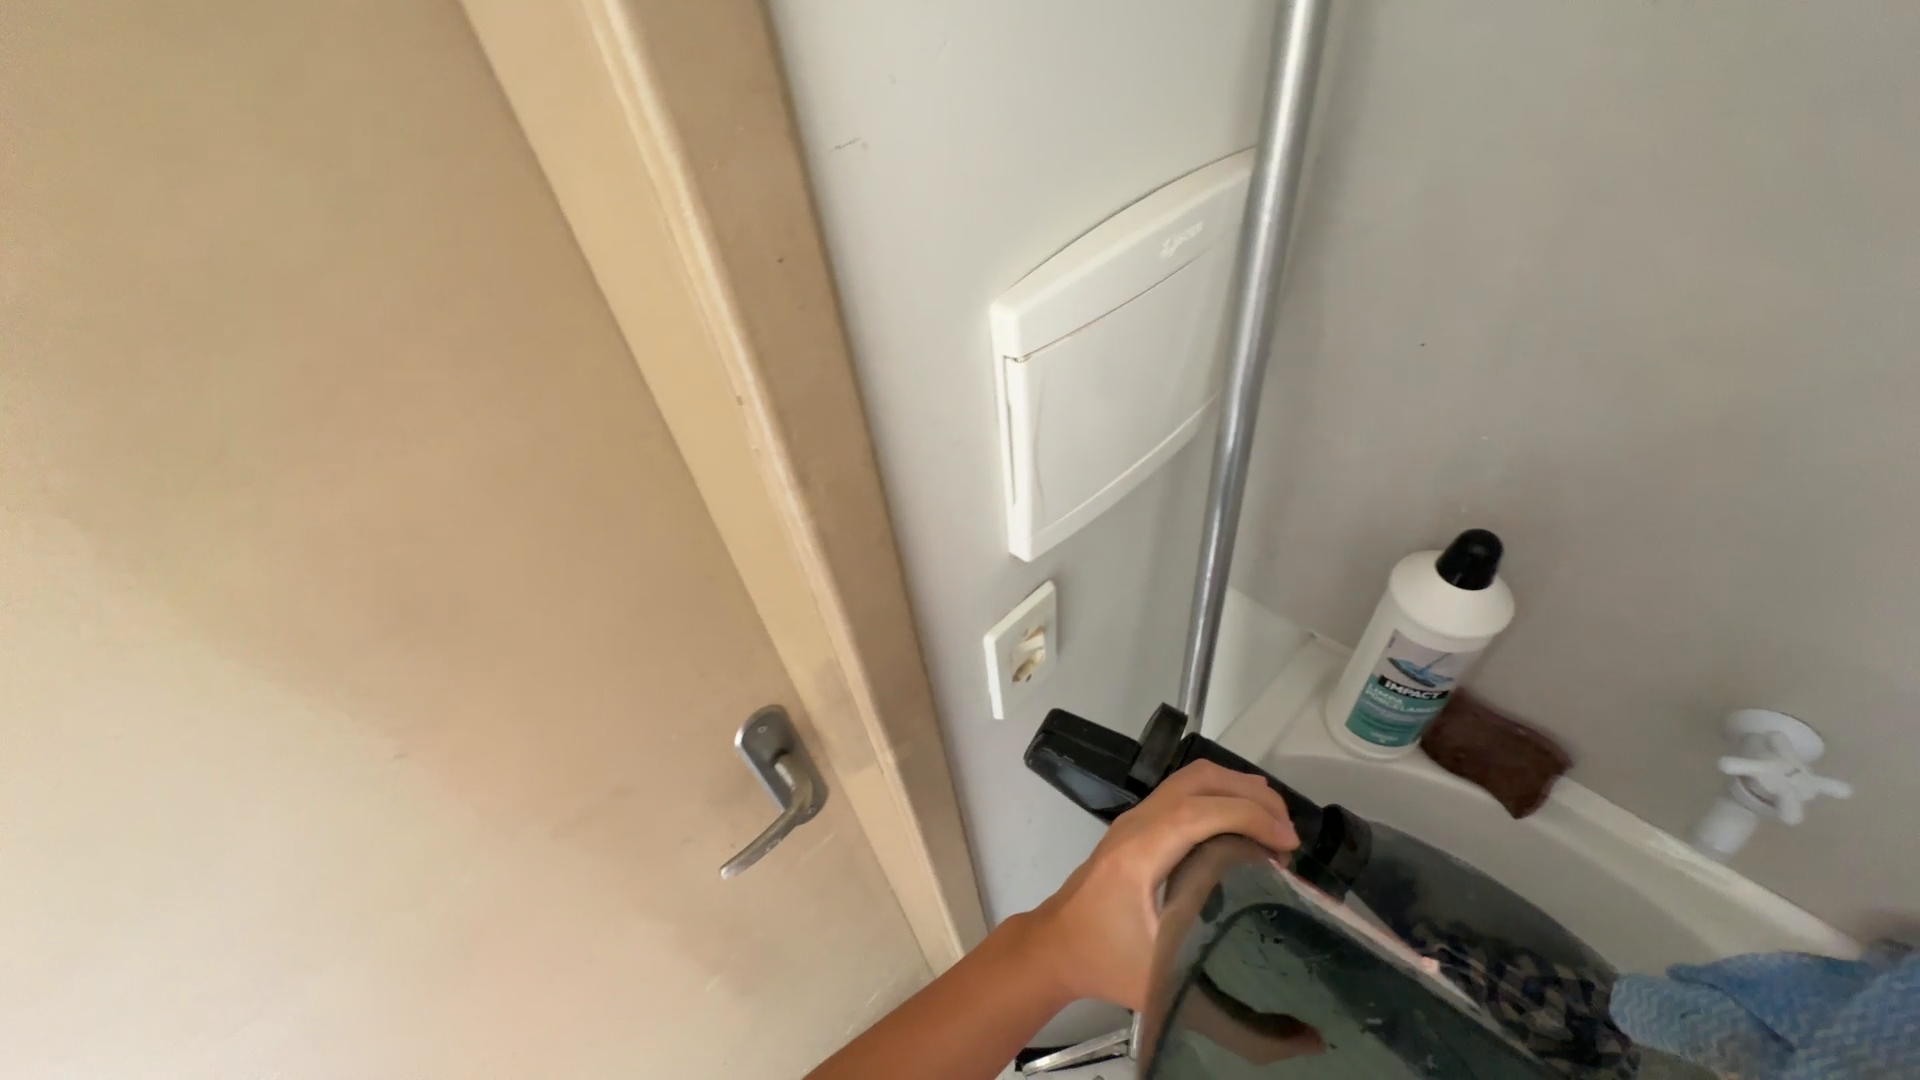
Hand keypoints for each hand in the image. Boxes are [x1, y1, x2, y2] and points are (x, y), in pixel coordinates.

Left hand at [1021, 760, 1298, 1010]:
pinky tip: (1244, 822)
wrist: (1054, 944)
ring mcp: (1135, 818)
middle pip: (1196, 780)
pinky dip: (1220, 794)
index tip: (1289, 842)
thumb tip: (1277, 978)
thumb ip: (1214, 971)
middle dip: (1249, 794)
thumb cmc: (1103, 959)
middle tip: (1289, 832)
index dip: (1249, 816)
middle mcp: (1136, 823)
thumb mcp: (1161, 977)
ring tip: (1275, 823)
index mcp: (1138, 854)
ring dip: (1236, 788)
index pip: (1198, 812)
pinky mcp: (1139, 824)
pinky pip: (1184, 790)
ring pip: (1190, 778)